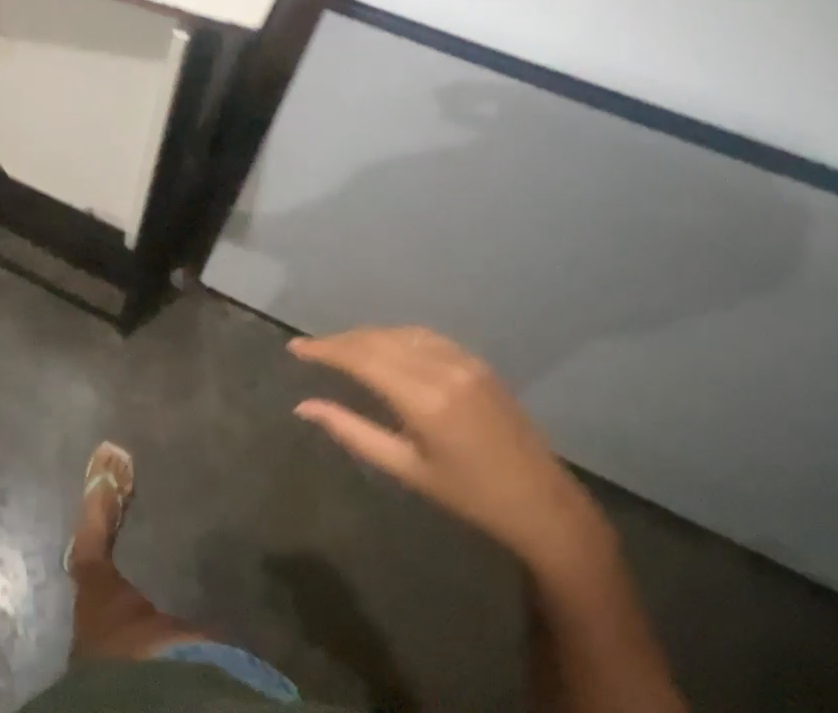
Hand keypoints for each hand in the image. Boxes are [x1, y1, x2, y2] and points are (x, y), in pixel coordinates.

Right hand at [290, 328, 609, 570]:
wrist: (542, 504)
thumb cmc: (467, 495)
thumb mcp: (404, 467)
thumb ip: (351, 430)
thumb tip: (304, 406)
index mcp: (423, 399)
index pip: (361, 357)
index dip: (324, 349)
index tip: (295, 349)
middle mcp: (443, 370)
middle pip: (378, 340)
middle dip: (340, 341)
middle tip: (310, 350)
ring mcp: (465, 363)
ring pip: (401, 333)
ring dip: (367, 336)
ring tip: (340, 349)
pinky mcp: (478, 365)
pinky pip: (426, 337)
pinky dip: (396, 337)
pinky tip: (383, 348)